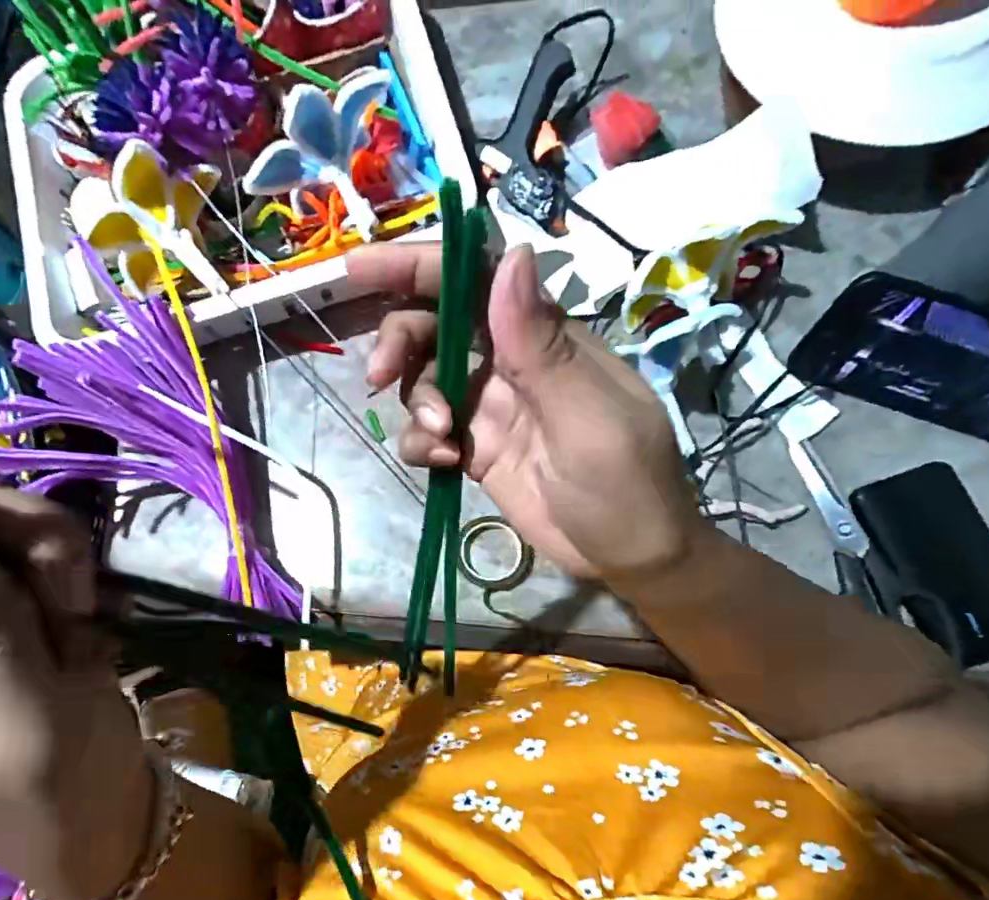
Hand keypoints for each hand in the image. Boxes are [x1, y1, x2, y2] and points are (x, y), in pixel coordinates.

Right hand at [348, 243, 706, 580]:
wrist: (627, 557)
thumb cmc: (626, 483)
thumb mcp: (588, 416)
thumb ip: (542, 344)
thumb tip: (512, 254)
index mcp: (544, 337)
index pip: (476, 280)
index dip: (419, 265)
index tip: (360, 267)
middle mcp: (511, 363)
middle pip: (435, 325)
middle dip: (399, 340)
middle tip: (378, 374)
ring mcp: (490, 407)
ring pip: (424, 379)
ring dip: (415, 401)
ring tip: (441, 438)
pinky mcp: (476, 449)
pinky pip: (429, 432)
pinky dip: (422, 443)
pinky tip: (444, 464)